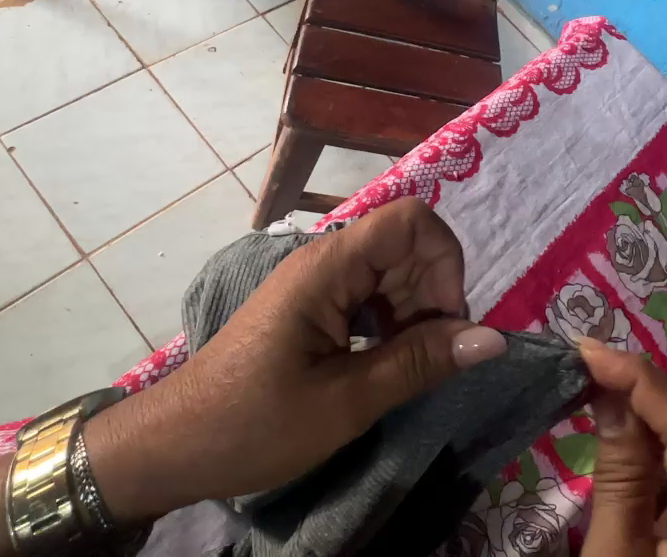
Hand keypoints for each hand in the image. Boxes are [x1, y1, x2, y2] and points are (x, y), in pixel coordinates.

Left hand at [84, 200, 507, 520]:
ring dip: (414, 312)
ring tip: (405, 367)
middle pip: (407, 245)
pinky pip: (371, 293)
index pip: (411, 220)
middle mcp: (327, 258)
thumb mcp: (345, 402)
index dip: (444, 261)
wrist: (173, 447)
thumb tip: (493, 337)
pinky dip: (391, 323)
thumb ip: (420, 362)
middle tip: (428, 357)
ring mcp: (319, 280)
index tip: (446, 323)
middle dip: (432, 293)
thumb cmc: (253, 423)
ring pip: (393, 270)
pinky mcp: (314, 303)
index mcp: (329, 266)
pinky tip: (383, 363)